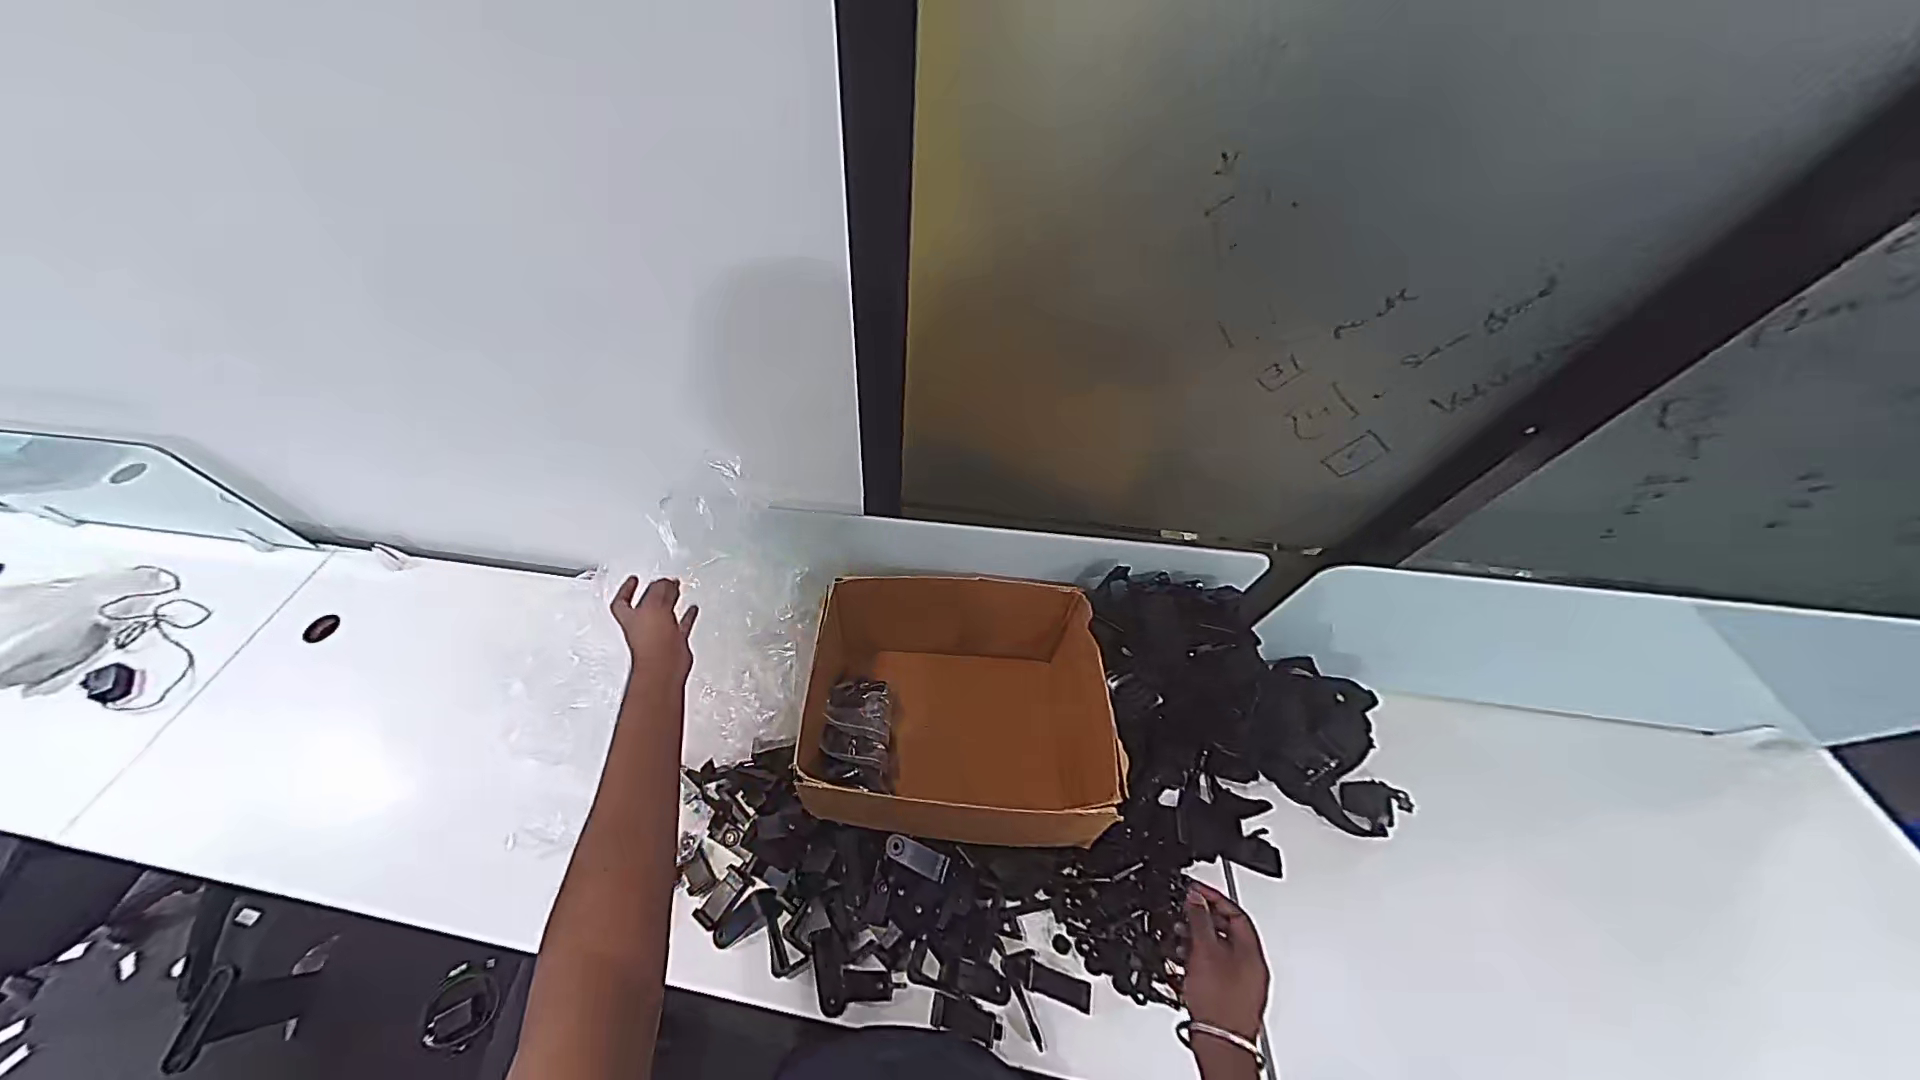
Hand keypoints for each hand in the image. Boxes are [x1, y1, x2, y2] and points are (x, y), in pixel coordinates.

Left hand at [609, 576, 697, 689]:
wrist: (665, 666)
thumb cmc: (651, 642)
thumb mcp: (654, 606)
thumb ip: (659, 591)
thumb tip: (664, 582)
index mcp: (630, 617)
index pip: (623, 600)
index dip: (626, 589)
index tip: (633, 579)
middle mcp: (642, 626)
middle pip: (646, 604)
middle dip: (655, 592)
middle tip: (663, 582)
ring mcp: (658, 634)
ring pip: (664, 613)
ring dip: (671, 601)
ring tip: (677, 590)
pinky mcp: (674, 642)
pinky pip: (681, 625)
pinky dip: (686, 616)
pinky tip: (691, 610)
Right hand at [1181, 880, 1268, 1040]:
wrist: (1218, 1043)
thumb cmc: (1219, 1003)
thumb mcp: (1204, 950)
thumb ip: (1199, 919)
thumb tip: (1196, 898)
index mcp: (1252, 953)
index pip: (1235, 912)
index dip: (1214, 897)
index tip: (1195, 890)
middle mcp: (1251, 966)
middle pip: (1227, 929)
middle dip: (1203, 917)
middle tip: (1185, 909)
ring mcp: (1241, 982)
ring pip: (1219, 948)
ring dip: (1198, 936)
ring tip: (1179, 933)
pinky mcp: (1228, 994)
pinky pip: (1213, 964)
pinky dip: (1198, 956)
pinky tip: (1183, 958)